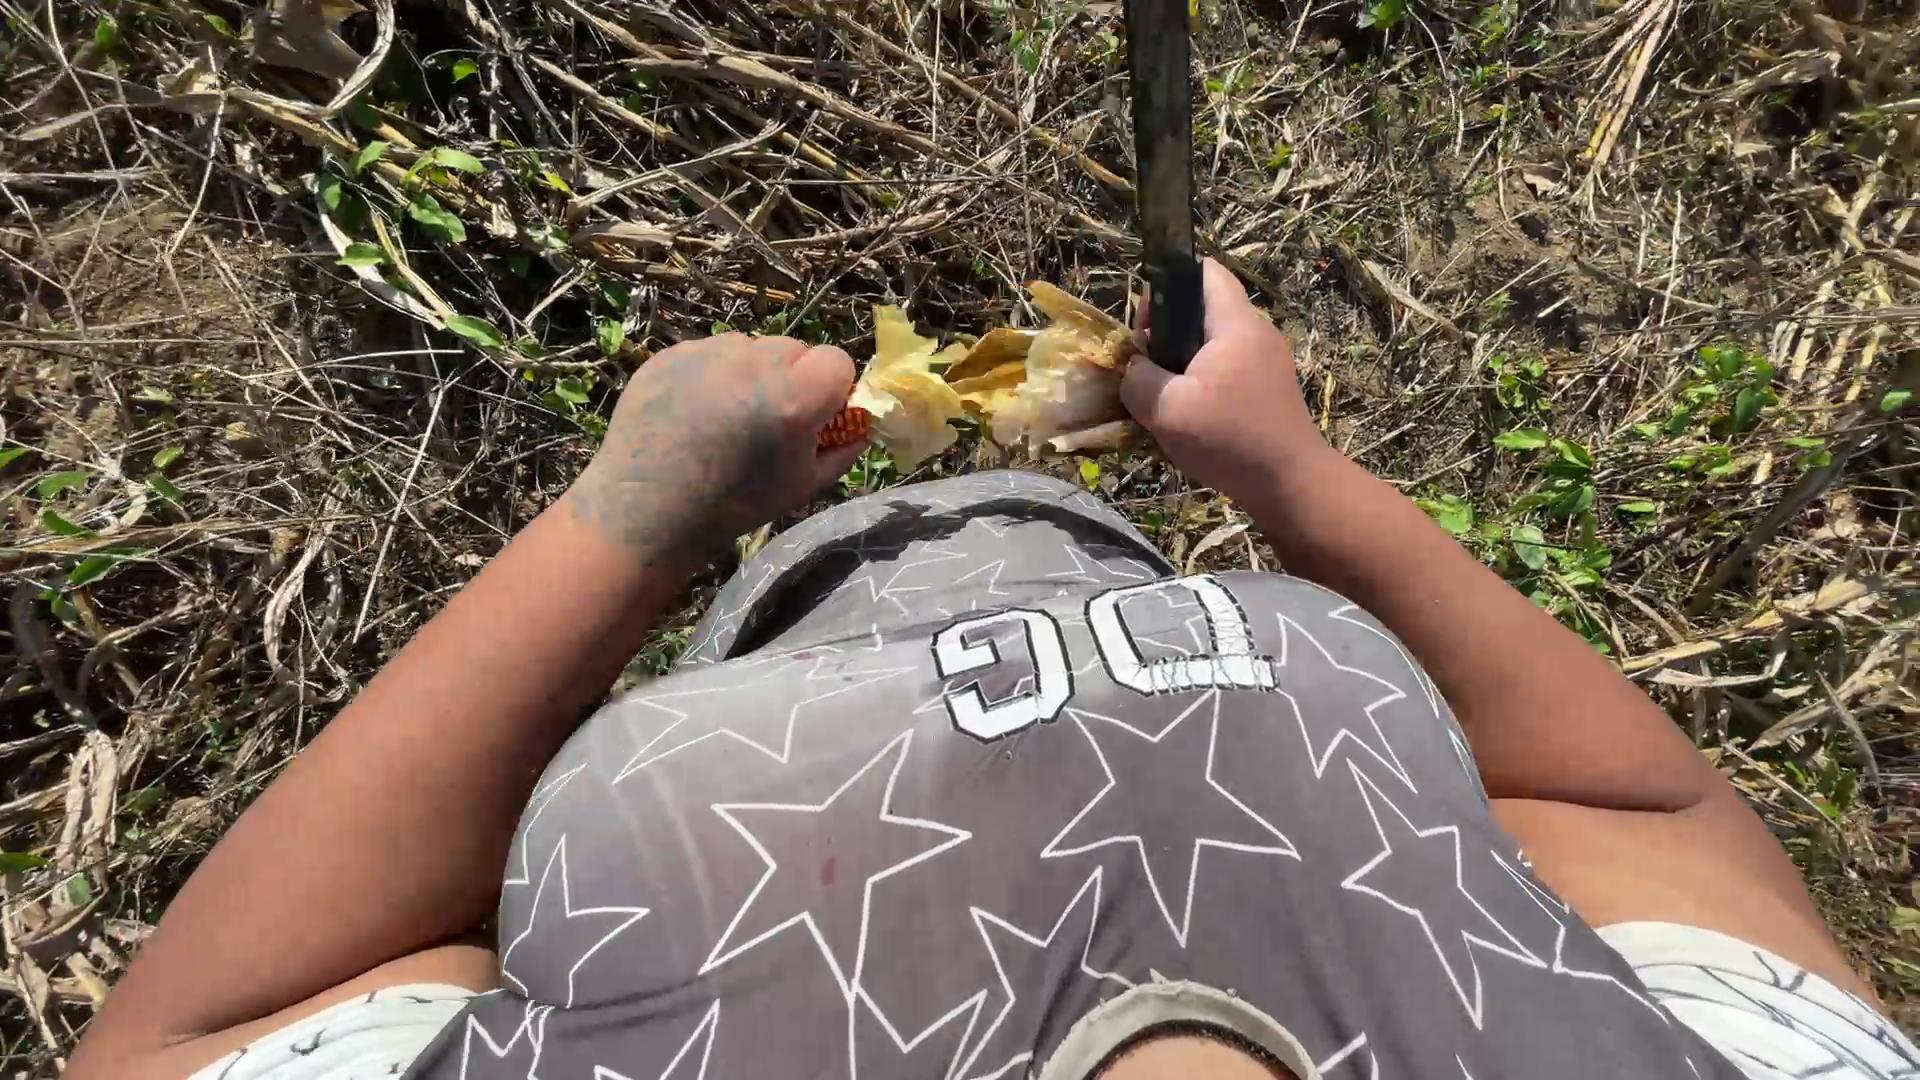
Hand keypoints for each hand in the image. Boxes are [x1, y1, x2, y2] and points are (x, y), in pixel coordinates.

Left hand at [564, 334, 865, 558]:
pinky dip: (715, 374)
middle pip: (797, 349)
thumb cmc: (737, 503)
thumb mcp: (805, 485)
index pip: (837, 360)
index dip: (833, 388)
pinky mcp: (674, 352)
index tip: (818, 415)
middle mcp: (754, 363)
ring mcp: (709, 352)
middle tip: (772, 419)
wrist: (649, 509)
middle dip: (795, 377)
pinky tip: (698, 412)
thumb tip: (860, 423)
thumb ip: (843, 448)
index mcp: (794, 398)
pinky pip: (713, 351)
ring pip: (753, 346)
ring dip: (754, 372)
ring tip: (731, 416)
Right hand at [1122, 258, 1329, 503]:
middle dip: (1166, 331)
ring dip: (1180, 362)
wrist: (1287, 482)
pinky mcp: (1266, 387)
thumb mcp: (1165, 409)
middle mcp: (1256, 332)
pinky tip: (1188, 413)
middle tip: (1147, 367)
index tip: (1145, 327)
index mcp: (1235, 324)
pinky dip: (1200, 380)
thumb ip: (1138, 379)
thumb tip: (1134, 370)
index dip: (1167, 285)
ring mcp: (1265, 360)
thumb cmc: (1227, 438)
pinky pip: (1225, 367)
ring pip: (1211, 342)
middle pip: (1203, 309)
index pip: (1203, 271)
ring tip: (1164, 394)